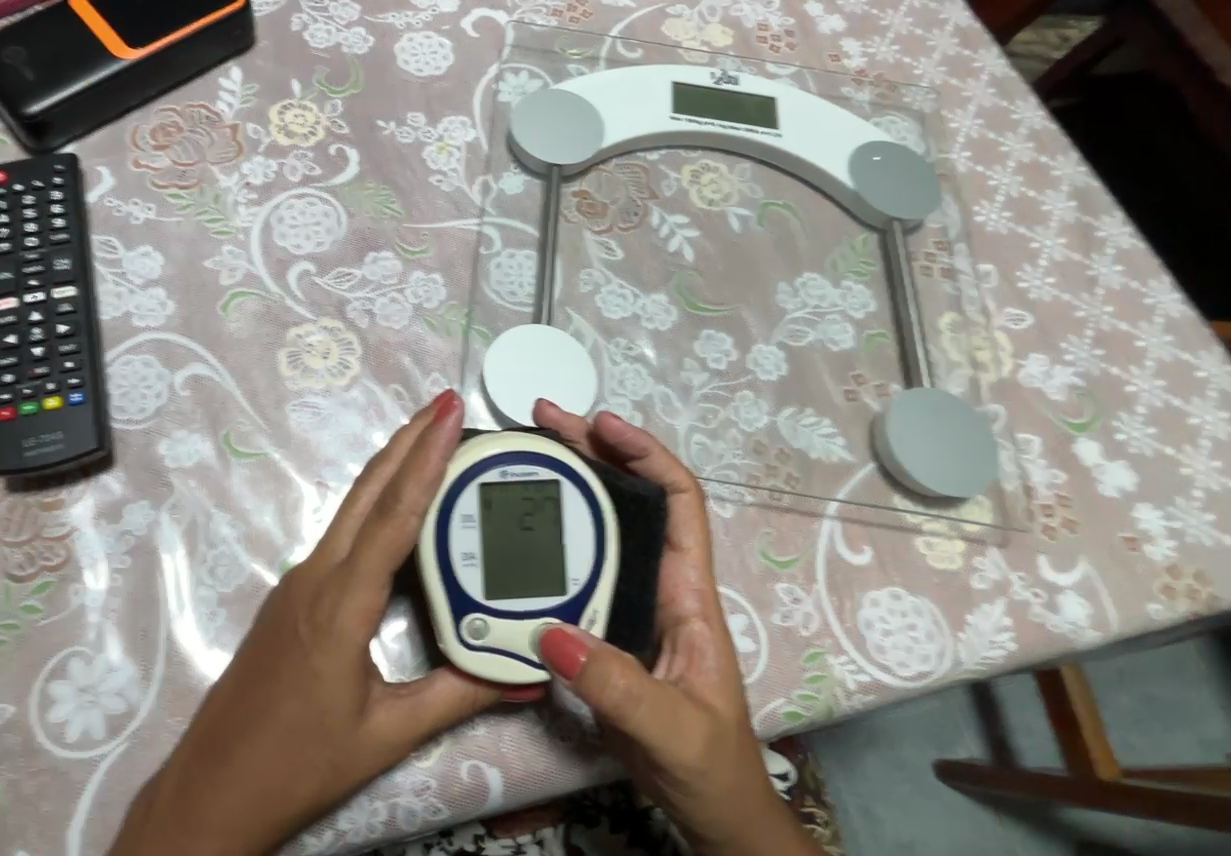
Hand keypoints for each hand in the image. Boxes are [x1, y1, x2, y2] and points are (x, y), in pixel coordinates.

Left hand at [110, 390, 502, 855]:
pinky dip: (375, 506)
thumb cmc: (299, 762)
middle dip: (406, 441)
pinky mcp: (294, 596)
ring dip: (390, 468)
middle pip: (365, 493)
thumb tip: (525, 676)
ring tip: (430, 437)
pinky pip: (342, 536)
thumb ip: (457, 696)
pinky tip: (400, 508)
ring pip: (350, 509)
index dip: (425, 459)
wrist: (213, 789)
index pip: (393, 516)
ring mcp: (299, 582)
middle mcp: (316, 576)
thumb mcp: (387, 734)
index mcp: (341, 603)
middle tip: (444, 402)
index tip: (447, 413)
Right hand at [531, 401, 821, 855]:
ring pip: (602, 527)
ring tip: (529, 453)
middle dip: (595, 451)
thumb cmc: (709, 766)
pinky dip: (551, 537)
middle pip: (633, 498)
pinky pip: (577, 567)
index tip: (603, 425)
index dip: (647, 455)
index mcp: (687, 593)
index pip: (680, 501)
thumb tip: (551, 632)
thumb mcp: (669, 728)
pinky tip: (519, 529)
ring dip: (571, 484)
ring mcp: (631, 602)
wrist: (710, 809)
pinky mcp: (604, 625)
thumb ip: (617, 686)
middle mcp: (659, 584)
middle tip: (544, 421)